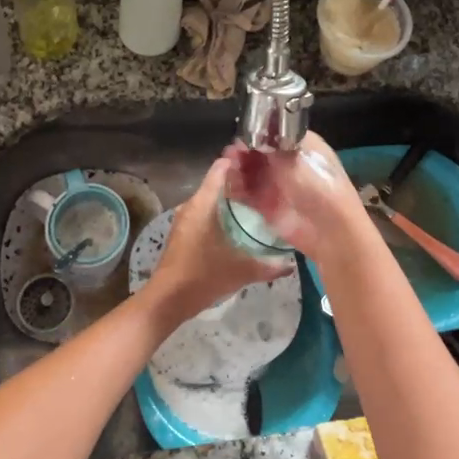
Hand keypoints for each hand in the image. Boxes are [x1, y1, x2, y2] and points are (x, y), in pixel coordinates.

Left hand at [145, 155, 292, 322]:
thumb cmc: (202, 276)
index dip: (239, 159)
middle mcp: (192, 204)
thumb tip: (292, 264)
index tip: (261, 157)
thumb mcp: (240, 271)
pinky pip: (206, 211)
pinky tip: (238, 222)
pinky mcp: (184, 232)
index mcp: (203, 203)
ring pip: (212, 198)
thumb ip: (268, 267)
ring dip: (231, 197)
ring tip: (258, 200)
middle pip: (218, 182)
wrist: (167, 300)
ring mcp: (186, 218)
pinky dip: (221, 211)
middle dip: (240, 179)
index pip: (220, 168)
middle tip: (267, 181)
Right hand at [222, 131, 367, 257]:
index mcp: (300, 145)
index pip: (272, 132)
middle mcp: (286, 162)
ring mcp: (276, 184)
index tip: (242, 136)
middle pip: (257, 152)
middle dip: (242, 152)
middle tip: (230, 154)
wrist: (330, 231)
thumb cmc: (320, 186)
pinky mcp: (267, 206)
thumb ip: (271, 145)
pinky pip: (246, 193)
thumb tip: (251, 135)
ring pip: (249, 172)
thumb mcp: (296, 157)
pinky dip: (235, 189)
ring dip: (236, 169)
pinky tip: (228, 185)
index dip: (256, 133)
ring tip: (227, 168)